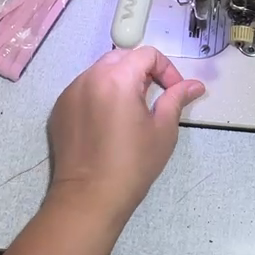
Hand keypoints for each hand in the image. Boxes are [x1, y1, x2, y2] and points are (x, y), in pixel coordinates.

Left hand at [46, 47, 204, 223]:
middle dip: (142, 71)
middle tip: (152, 96)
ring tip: (130, 109)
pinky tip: (106, 121)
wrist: (88, 199)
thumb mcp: (163, 130)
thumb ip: (177, 98)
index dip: (166, 69)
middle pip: (122, 57)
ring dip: (119, 80)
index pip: (147, 54)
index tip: (173, 91)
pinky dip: (99, 94)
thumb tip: (196, 85)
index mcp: (118, 78)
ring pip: (101, 72)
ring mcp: (71, 92)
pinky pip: (84, 89)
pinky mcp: (59, 108)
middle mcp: (90, 77)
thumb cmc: (132, 164)